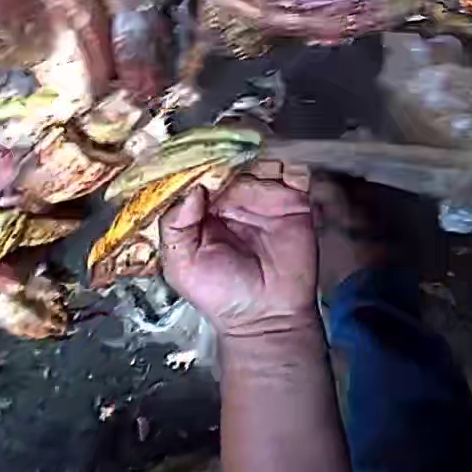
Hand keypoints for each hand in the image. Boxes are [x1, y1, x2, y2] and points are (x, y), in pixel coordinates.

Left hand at [161, 173, 320, 340]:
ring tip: (256, 175)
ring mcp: (266, 196)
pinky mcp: (296, 201)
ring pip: (264, 159)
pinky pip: (296, 172)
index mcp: (204, 207)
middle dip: (232, 155)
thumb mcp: (181, 265)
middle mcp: (235, 196)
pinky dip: (292, 165)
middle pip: (234, 160)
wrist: (267, 316)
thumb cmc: (222, 294)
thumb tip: (192, 189)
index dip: (200, 162)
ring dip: (261, 159)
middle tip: (231, 164)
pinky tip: (281, 177)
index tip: (201, 158)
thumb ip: (175, 226)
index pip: (201, 173)